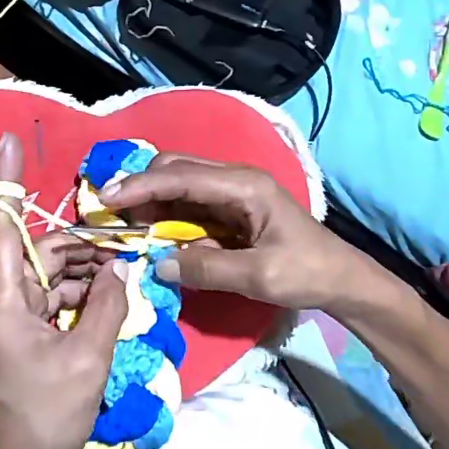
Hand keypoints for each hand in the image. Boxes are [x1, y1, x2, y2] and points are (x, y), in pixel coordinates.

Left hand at [0, 133, 129, 448]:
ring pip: (42, 273)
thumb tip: (120, 266)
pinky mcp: (13, 335)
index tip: (7, 140)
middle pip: (33, 250)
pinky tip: (104, 297)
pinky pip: (44, 298)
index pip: (0, 228)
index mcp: (0, 302)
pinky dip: (73, 293)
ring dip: (79, 269)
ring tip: (120, 272)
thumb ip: (106, 304)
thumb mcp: (88, 358)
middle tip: (121, 243)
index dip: (4, 182)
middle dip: (76, 242)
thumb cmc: (47, 418)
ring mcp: (1, 320)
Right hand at [97, 154, 373, 311]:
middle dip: (142, 188)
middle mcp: (235, 180)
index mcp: (244, 186)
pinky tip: (152, 232)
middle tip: (112, 216)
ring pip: (179, 185)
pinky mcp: (230, 210)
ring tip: (126, 227)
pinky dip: (166, 216)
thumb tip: (158, 263)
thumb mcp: (259, 276)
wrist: (340, 279)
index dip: (141, 185)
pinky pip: (190, 206)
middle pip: (176, 170)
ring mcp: (232, 193)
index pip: (182, 177)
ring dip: (151, 203)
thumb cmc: (306, 272)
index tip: (107, 198)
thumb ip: (208, 269)